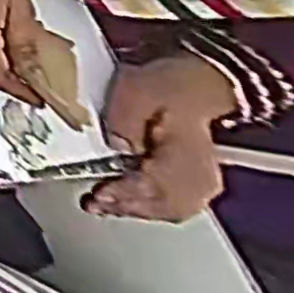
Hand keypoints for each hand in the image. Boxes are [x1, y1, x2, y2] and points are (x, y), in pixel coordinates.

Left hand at [84, 55, 237, 222]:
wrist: (194, 83)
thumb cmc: (165, 86)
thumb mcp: (136, 90)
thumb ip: (126, 120)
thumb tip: (118, 147)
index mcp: (189, 155)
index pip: (160, 186)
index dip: (129, 192)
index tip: (102, 193)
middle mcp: (200, 176)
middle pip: (165, 204)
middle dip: (127, 206)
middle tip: (94, 203)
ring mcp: (197, 181)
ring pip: (168, 209)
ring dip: (134, 209)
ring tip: (101, 205)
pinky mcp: (188, 179)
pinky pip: (170, 203)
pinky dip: (145, 205)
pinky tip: (122, 201)